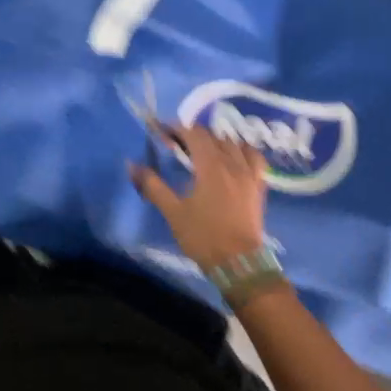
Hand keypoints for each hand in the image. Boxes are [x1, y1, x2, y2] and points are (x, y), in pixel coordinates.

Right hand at [131, 123, 268, 270]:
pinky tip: (233, 157)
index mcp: (210, 166)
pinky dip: (242, 151)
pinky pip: (254, 157)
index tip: (161, 132)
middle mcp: (232, 163)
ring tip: (202, 150)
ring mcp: (249, 174)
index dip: (176, 128)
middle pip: (213, 136)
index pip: (194, 133)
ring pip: (234, 144)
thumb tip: (132, 165)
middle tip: (176, 144)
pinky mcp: (259, 186)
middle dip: (193, 134)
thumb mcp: (172, 212)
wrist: (238, 262)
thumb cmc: (203, 236)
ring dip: (216, 141)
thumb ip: (153, 185)